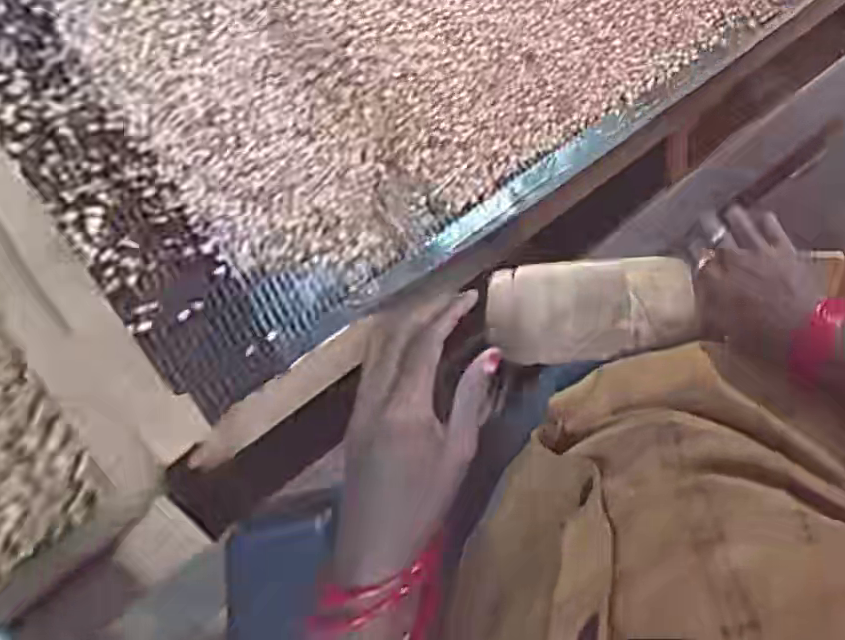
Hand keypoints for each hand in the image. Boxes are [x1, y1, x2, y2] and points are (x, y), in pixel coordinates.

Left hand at [331, 289, 501, 587]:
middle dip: (427, 307)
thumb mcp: (458, 451)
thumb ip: (470, 396)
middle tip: (457, 297)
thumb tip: (490, 353)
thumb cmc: (424, 503)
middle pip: (396, 333)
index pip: (424, 341)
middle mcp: (375, 395)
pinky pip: (373, 360)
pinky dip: (395, 339)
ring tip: (438, 310)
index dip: (448, 312)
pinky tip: (414, 340)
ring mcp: (359, 404)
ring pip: (379, 343)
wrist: (373, 549)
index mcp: (404, 405)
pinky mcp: (354, 414)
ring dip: (408, 320)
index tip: (471, 296)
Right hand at [693, 206, 826, 362]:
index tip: (692, 247)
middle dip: (708, 227)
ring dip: (733, 217)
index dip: (693, 252)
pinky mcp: (783, 247)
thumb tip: (702, 304)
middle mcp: (734, 261)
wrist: (808, 332)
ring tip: (730, 211)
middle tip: (705, 219)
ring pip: (740, 223)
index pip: (698, 260)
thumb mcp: (731, 334)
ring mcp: (759, 251)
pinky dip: (764, 220)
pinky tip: (762, 218)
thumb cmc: (767, 340)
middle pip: (715, 236)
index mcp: (718, 283)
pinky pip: (770, 225)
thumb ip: (713, 315)